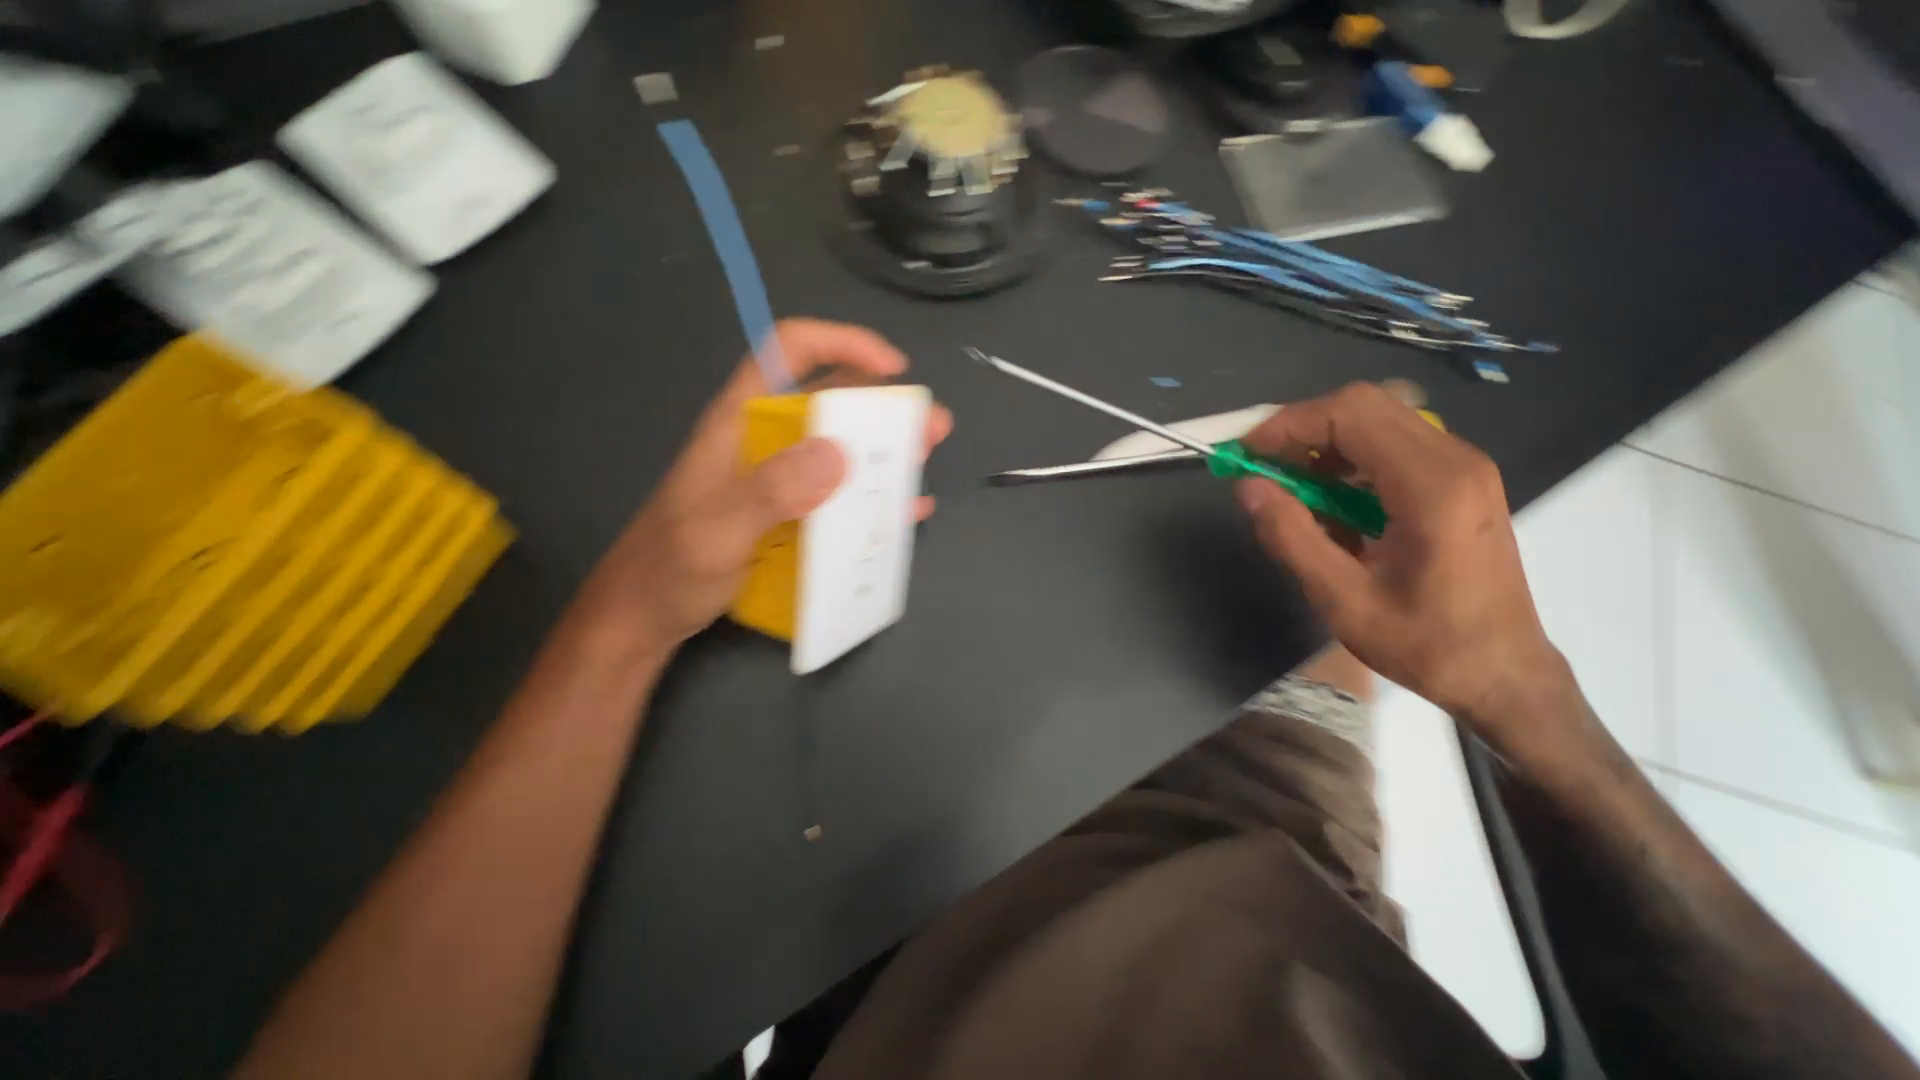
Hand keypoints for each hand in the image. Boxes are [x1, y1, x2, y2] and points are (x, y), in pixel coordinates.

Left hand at [575, 319, 952, 656]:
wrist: (644, 616)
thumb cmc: (670, 567)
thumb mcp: (718, 529)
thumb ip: (772, 490)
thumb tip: (840, 452)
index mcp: (741, 422)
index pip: (789, 351)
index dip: (841, 343)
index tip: (892, 367)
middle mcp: (765, 442)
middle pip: (829, 402)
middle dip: (884, 406)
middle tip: (932, 426)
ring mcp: (778, 481)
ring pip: (840, 448)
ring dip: (886, 449)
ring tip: (926, 459)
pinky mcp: (788, 516)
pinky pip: (839, 496)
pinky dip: (874, 498)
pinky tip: (907, 509)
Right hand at [1234, 382, 1557, 717]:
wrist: (1504, 673)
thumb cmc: (1426, 645)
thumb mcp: (1344, 601)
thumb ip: (1292, 537)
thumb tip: (1248, 487)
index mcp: (1431, 486)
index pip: (1351, 414)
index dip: (1289, 424)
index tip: (1246, 454)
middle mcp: (1455, 460)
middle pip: (1366, 405)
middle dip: (1304, 429)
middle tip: (1265, 469)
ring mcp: (1465, 467)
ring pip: (1382, 420)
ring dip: (1328, 444)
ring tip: (1293, 490)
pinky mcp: (1464, 481)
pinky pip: (1398, 444)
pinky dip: (1354, 459)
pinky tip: (1334, 503)